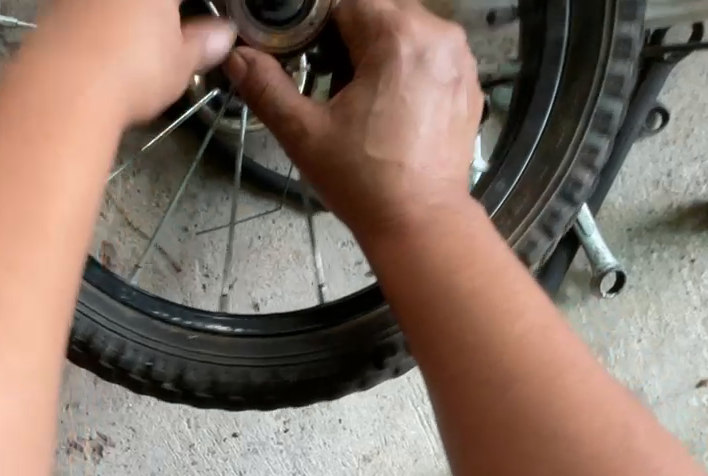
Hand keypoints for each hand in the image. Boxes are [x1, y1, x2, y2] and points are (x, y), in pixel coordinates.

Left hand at [27, 0, 235, 125]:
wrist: (64, 87)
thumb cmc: (135, 68)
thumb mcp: (180, 63)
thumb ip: (202, 44)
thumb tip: (222, 36)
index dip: (196, 10)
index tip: (206, 26)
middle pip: (149, 0)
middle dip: (162, 13)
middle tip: (170, 32)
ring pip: (112, 6)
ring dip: (127, 16)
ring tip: (137, 41)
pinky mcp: (54, 4)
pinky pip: (86, 10)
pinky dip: (99, 21)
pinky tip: (104, 47)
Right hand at [225, 0, 480, 236]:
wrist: (419, 221)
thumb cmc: (362, 181)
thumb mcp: (305, 135)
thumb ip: (268, 90)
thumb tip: (238, 57)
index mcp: (398, 36)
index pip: (347, 2)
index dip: (317, 24)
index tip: (302, 55)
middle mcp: (439, 33)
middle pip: (381, 10)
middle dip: (349, 36)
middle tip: (326, 81)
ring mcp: (460, 58)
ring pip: (408, 31)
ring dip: (378, 51)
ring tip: (357, 99)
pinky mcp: (468, 83)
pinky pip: (432, 57)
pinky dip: (407, 70)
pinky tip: (388, 112)